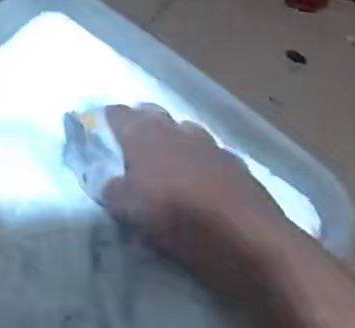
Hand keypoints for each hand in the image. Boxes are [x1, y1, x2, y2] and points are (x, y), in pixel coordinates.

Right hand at [100, 105, 294, 282]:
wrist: (251, 241)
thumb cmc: (178, 217)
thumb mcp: (129, 210)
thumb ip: (111, 189)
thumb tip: (108, 182)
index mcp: (140, 132)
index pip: (115, 112)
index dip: (106, 122)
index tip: (103, 136)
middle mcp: (172, 128)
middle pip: (150, 113)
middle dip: (142, 125)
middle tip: (137, 149)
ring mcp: (209, 143)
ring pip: (185, 131)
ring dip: (177, 142)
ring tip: (174, 165)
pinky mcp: (239, 164)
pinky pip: (214, 155)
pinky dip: (206, 163)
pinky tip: (208, 183)